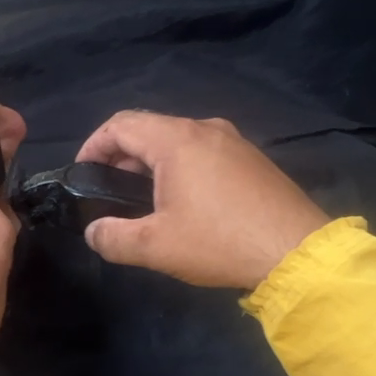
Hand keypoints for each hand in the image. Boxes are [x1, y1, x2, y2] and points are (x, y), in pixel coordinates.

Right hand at [76, 112, 330, 288]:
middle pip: (149, 130)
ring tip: (141, 201)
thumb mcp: (155, 247)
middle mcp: (205, 128)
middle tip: (107, 193)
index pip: (120, 124)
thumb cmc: (219, 243)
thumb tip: (93, 232)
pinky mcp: (251, 160)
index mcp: (177, 140)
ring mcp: (233, 141)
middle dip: (120, 157)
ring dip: (151, 165)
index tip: (81, 174)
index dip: (92, 145)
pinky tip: (182, 204)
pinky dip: (180, 169)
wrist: (294, 251)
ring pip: (178, 142)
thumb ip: (113, 237)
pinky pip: (203, 154)